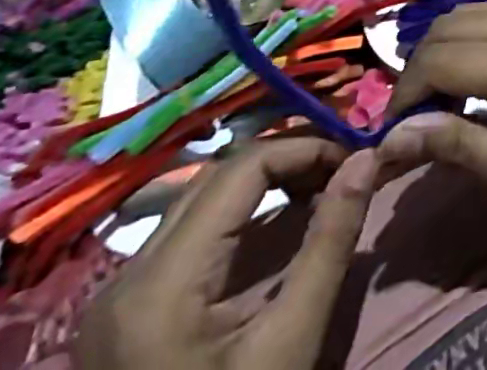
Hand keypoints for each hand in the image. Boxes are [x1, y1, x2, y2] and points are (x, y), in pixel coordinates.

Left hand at [75, 139, 394, 369]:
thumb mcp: (292, 338)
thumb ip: (330, 241)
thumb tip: (367, 159)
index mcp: (160, 282)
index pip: (241, 170)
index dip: (305, 148)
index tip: (358, 158)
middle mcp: (126, 274)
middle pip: (217, 176)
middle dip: (290, 157)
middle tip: (348, 165)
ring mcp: (119, 292)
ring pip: (202, 198)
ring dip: (268, 180)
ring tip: (325, 184)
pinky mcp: (128, 307)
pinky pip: (191, 231)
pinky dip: (244, 212)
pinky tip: (284, 221)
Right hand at [377, 3, 486, 196]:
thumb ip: (463, 149)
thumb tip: (395, 138)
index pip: (432, 62)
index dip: (402, 97)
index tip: (394, 138)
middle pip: (446, 27)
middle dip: (419, 68)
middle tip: (418, 122)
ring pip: (473, 13)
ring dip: (447, 49)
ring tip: (448, 103)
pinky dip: (476, 38)